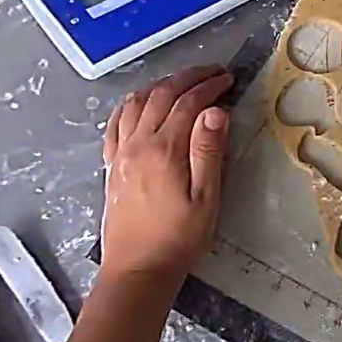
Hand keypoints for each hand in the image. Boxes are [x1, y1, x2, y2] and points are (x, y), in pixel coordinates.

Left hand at [100, 65, 234, 287]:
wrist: (138, 268)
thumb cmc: (181, 235)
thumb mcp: (206, 195)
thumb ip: (209, 150)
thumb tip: (216, 111)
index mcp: (163, 150)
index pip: (187, 104)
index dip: (209, 86)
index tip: (228, 79)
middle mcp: (137, 145)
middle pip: (161, 96)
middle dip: (188, 78)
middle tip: (212, 73)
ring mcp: (120, 153)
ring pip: (136, 104)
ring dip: (161, 86)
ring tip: (184, 83)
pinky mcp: (112, 165)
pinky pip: (116, 123)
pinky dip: (133, 104)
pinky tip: (143, 104)